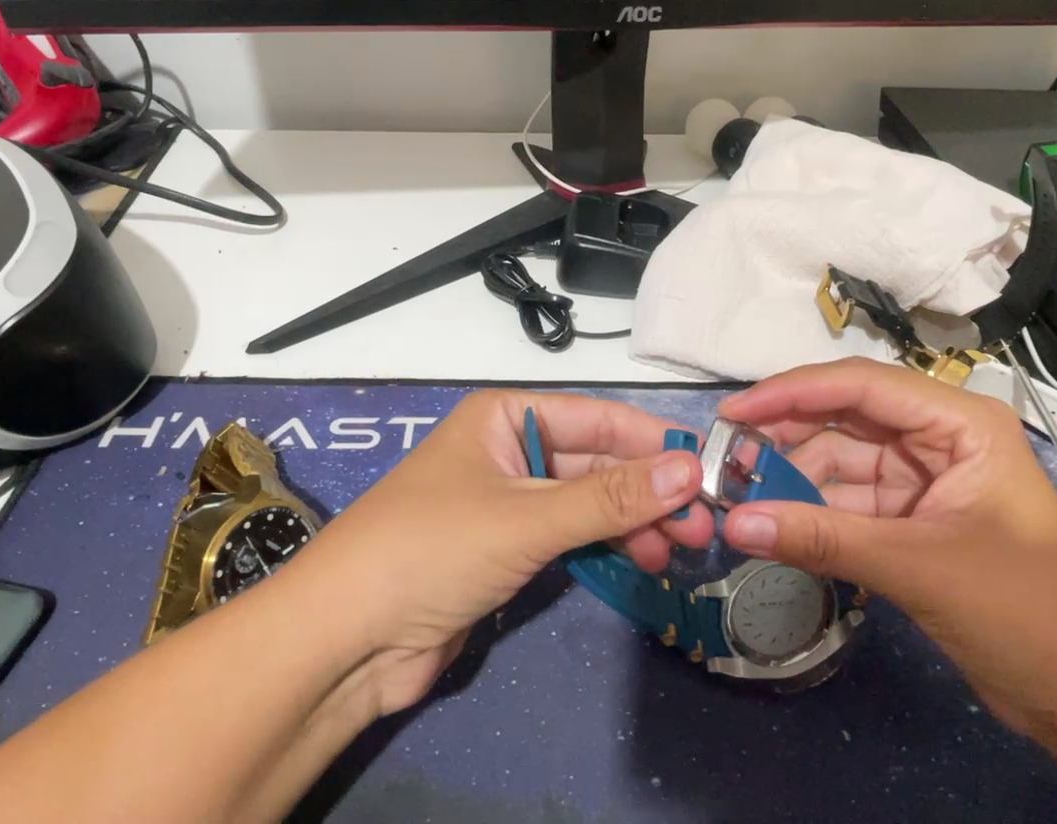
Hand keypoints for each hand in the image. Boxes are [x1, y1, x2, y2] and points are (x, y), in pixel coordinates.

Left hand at [280, 390, 713, 719]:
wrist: (346, 639)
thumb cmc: (432, 551)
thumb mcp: (527, 517)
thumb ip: (610, 496)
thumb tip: (690, 468)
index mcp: (503, 418)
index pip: (595, 417)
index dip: (653, 441)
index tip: (710, 468)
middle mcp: (507, 451)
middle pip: (594, 461)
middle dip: (647, 490)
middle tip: (701, 524)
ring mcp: (506, 503)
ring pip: (585, 502)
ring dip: (632, 522)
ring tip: (677, 550)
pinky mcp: (505, 551)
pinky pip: (568, 536)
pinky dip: (605, 546)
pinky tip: (641, 560)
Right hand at [718, 358, 1056, 731]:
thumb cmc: (1030, 613)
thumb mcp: (919, 567)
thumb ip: (823, 539)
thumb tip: (733, 523)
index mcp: (959, 424)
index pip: (861, 387)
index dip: (791, 392)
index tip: (732, 410)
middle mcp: (940, 440)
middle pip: (845, 420)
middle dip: (785, 436)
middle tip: (723, 457)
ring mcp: (926, 483)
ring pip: (841, 464)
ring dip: (792, 479)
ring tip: (736, 494)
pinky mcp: (914, 525)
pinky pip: (848, 506)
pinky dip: (812, 514)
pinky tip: (772, 524)